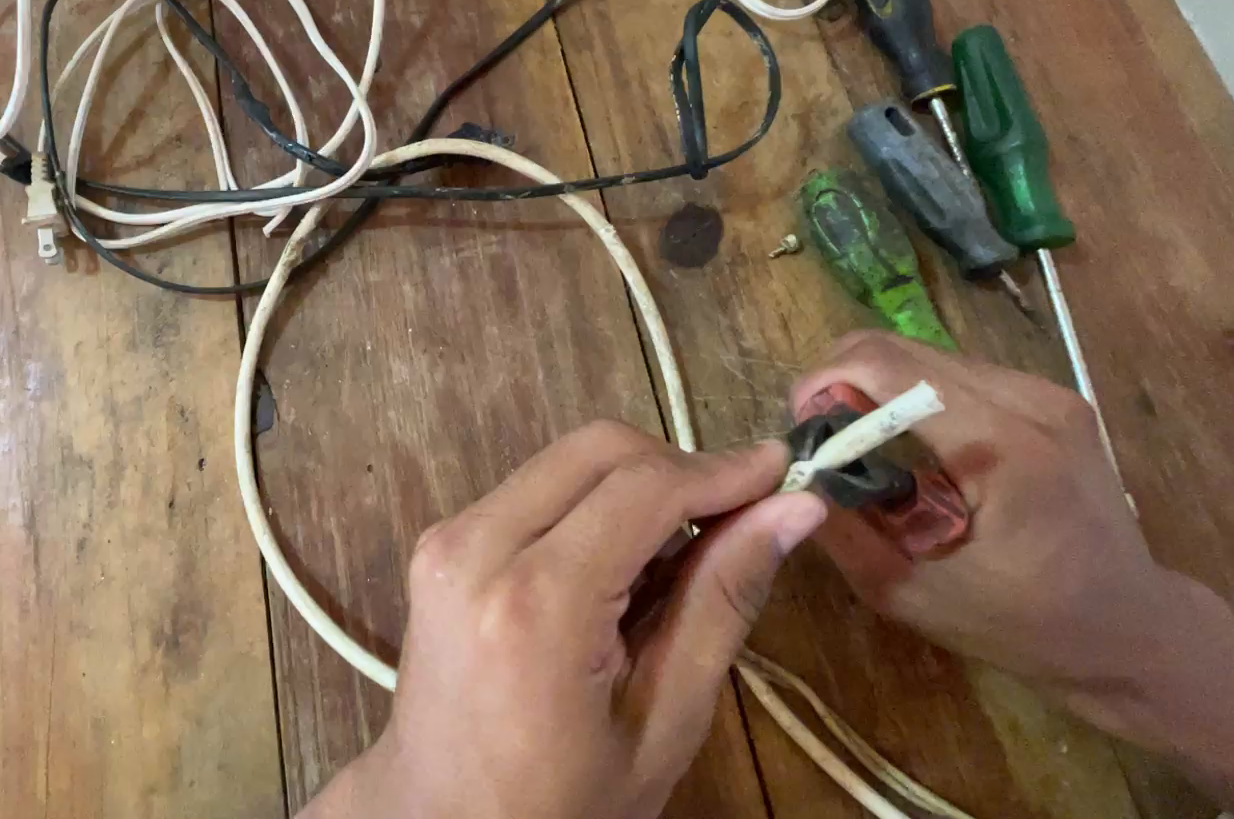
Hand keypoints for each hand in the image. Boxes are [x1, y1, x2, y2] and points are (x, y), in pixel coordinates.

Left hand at [302, 420, 825, 818]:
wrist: (440, 818)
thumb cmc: (563, 800)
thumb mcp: (665, 720)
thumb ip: (723, 600)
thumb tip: (794, 512)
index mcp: (536, 601)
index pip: (641, 488)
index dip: (719, 470)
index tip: (780, 470)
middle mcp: (477, 544)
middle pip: (595, 450)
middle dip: (674, 465)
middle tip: (734, 511)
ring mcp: (447, 535)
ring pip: (562, 460)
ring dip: (630, 481)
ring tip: (677, 545)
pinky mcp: (439, 538)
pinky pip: (530, 486)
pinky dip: (586, 500)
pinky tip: (616, 555)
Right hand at [787, 331, 1191, 706]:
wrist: (1136, 632)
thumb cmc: (1023, 625)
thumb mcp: (907, 593)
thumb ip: (839, 527)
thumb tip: (789, 470)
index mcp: (1002, 448)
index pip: (886, 368)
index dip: (823, 382)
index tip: (800, 425)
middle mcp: (1028, 402)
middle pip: (893, 348)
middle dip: (836, 380)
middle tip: (820, 434)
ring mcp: (1043, 392)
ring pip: (915, 352)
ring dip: (868, 385)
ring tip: (858, 440)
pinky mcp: (1044, 395)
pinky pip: (945, 369)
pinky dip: (903, 392)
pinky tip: (903, 440)